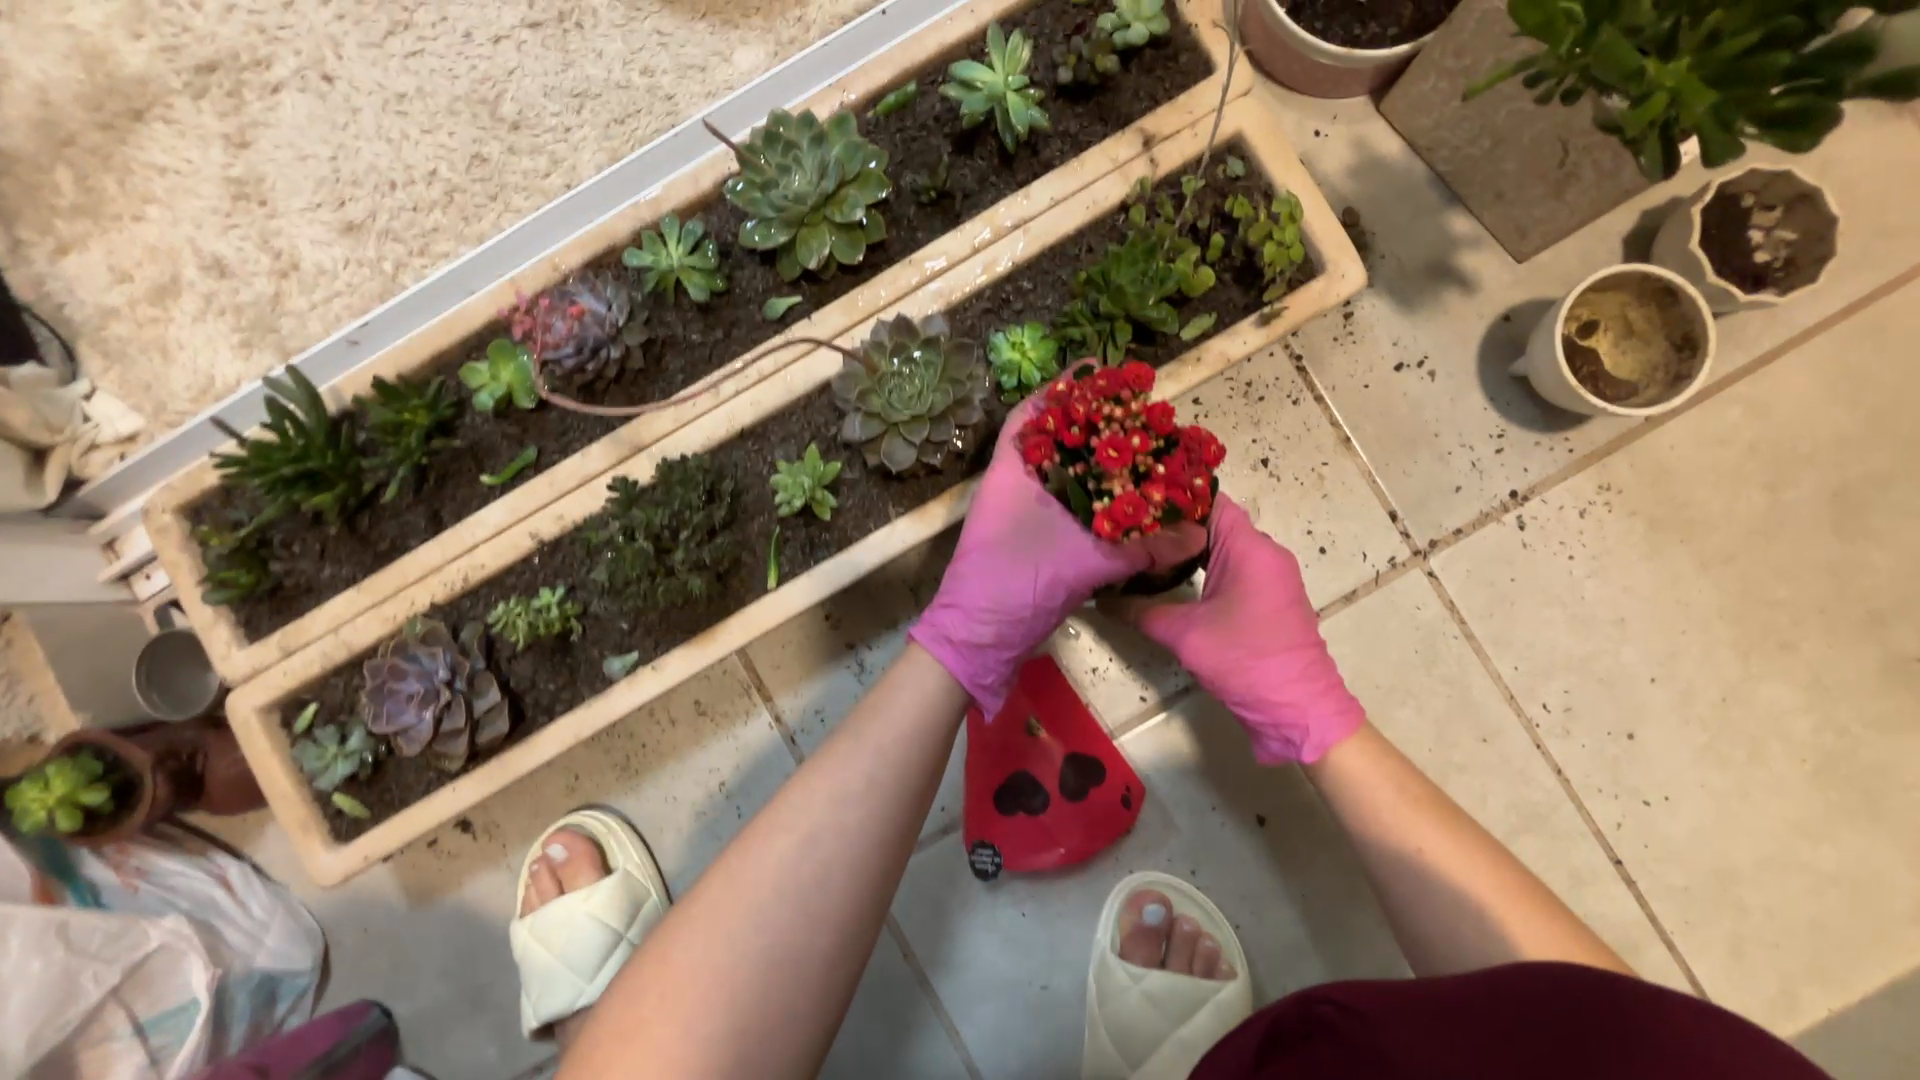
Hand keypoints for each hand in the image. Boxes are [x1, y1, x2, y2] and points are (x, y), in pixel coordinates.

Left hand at [910, 396, 1197, 714]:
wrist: (978, 641)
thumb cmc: (1015, 586)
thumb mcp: (1082, 563)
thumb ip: (1141, 548)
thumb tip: (1196, 534)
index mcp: (1009, 475)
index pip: (1030, 416)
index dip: (1060, 390)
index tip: (1096, 371)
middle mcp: (1011, 488)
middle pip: (1049, 441)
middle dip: (1086, 424)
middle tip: (1131, 409)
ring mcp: (1018, 516)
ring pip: (1057, 477)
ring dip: (1090, 463)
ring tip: (1134, 445)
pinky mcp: (1029, 542)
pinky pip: (1063, 509)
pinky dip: (1089, 501)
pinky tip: (1120, 500)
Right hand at [1115, 494, 1364, 763]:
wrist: (1298, 709)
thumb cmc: (1245, 662)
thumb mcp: (1183, 635)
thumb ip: (1139, 611)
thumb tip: (1099, 600)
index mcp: (1249, 548)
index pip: (1209, 501)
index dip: (1171, 500)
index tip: (1135, 506)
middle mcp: (1264, 552)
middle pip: (1213, 522)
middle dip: (1171, 526)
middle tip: (1127, 530)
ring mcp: (1269, 575)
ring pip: (1221, 546)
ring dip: (1185, 549)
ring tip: (1141, 552)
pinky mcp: (1267, 597)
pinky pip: (1231, 568)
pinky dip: (1201, 568)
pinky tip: (1169, 579)